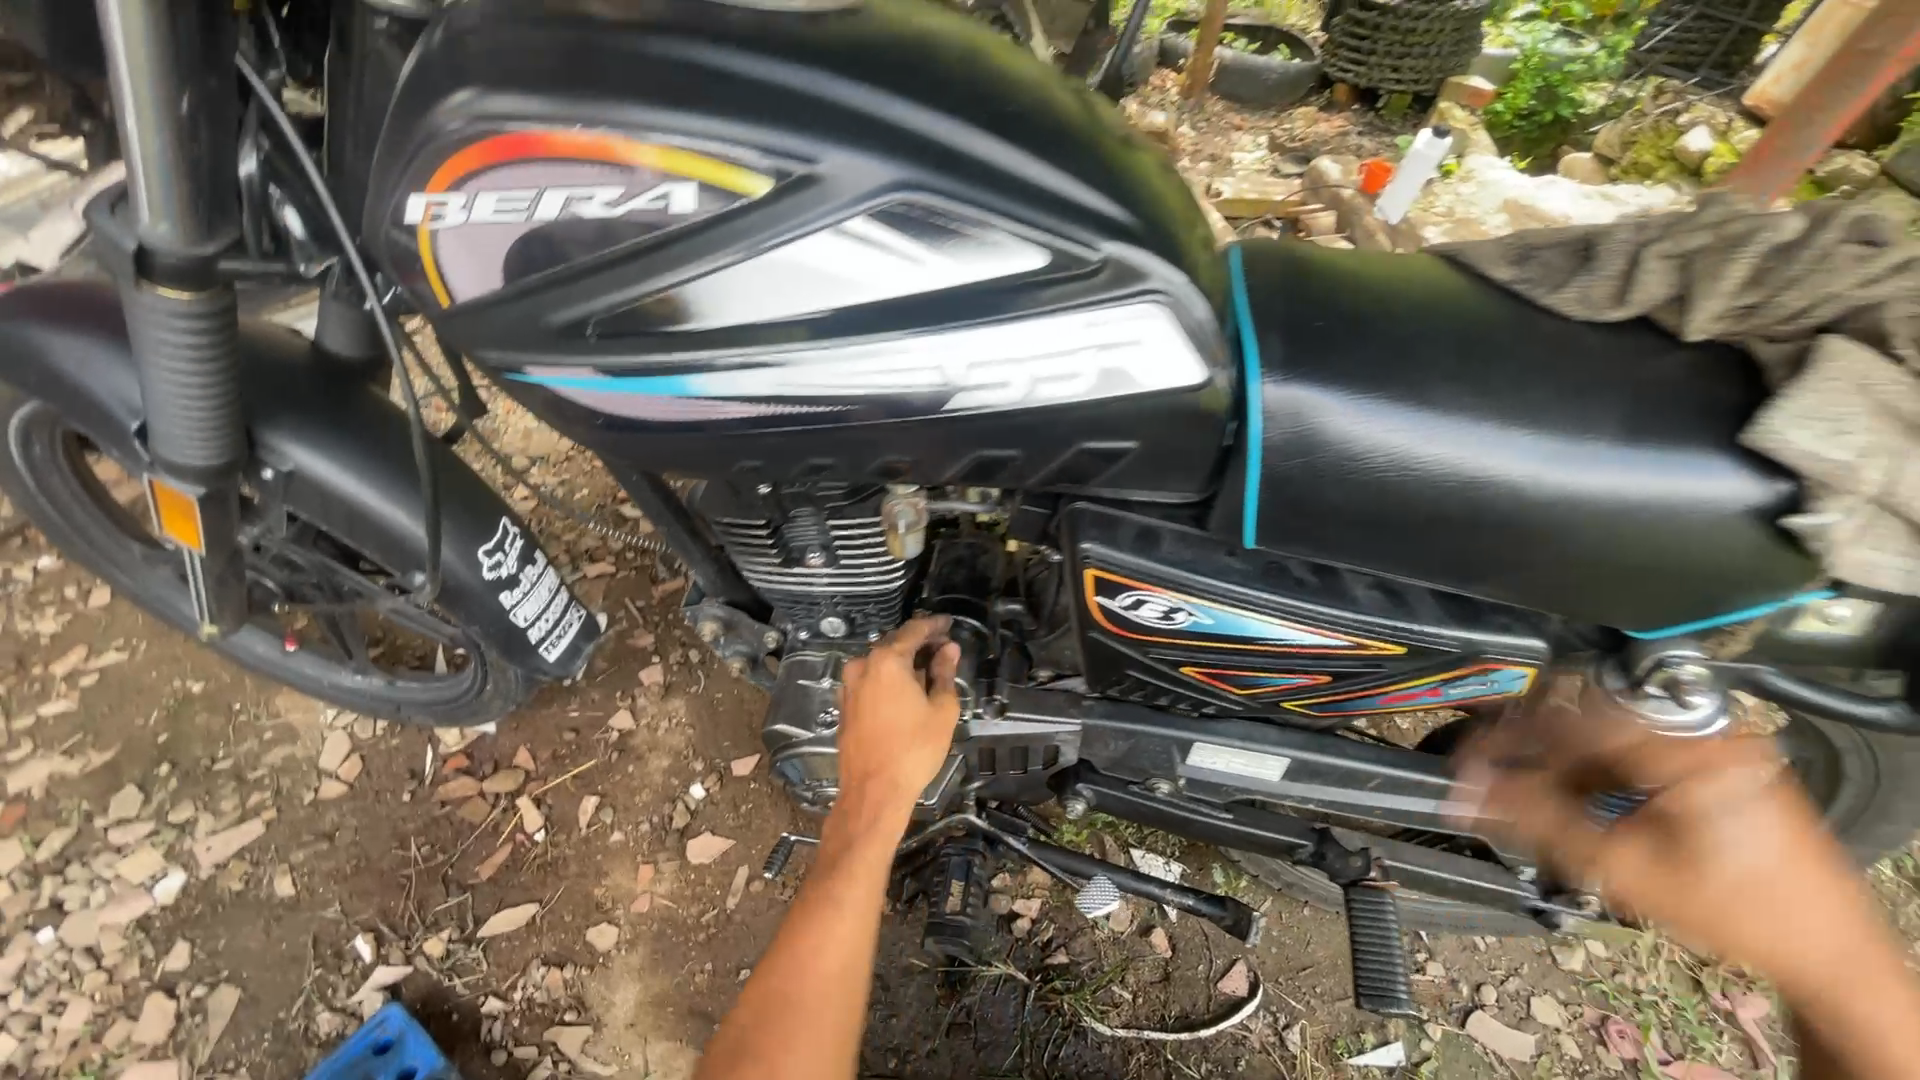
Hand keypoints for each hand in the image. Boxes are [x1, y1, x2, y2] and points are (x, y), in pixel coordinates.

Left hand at [833, 616, 961, 827]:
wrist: (873, 790)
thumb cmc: (914, 749)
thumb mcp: (941, 709)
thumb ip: (944, 673)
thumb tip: (948, 650)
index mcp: (887, 661)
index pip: (914, 630)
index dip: (934, 626)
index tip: (949, 625)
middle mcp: (863, 666)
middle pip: (894, 643)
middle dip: (919, 643)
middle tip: (943, 648)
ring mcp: (849, 685)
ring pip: (880, 662)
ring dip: (903, 661)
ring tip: (927, 670)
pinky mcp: (845, 704)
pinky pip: (870, 680)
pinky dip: (888, 678)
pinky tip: (904, 690)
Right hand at [1449, 690, 1882, 994]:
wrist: (1831, 955)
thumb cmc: (1736, 914)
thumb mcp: (1621, 867)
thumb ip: (1535, 819)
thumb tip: (1465, 792)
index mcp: (1681, 747)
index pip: (1566, 720)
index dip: (1503, 739)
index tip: (1465, 759)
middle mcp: (1699, 732)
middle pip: (1583, 722)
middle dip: (1528, 750)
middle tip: (1487, 776)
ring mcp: (1711, 746)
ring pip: (1603, 737)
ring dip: (1558, 764)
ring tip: (1527, 797)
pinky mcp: (1715, 762)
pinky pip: (1631, 752)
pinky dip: (1593, 773)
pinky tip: (1573, 801)